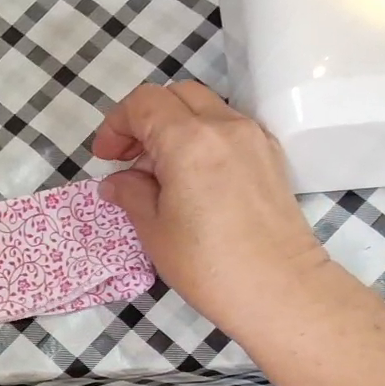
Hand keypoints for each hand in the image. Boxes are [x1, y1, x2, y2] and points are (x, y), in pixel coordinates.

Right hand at [92, 82, 325, 324]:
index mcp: (189, 140)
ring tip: (159, 172)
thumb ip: (131, 193)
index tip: (105, 157)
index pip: (144, 103)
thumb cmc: (207, 264)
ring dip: (174, 127)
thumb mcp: (153, 230)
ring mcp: (253, 138)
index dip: (116, 124)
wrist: (278, 289)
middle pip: (176, 96)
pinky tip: (191, 178)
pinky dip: (201, 139)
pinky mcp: (270, 156)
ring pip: (204, 108)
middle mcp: (225, 126)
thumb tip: (117, 181)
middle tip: (128, 159)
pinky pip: (228, 128)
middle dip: (144, 119)